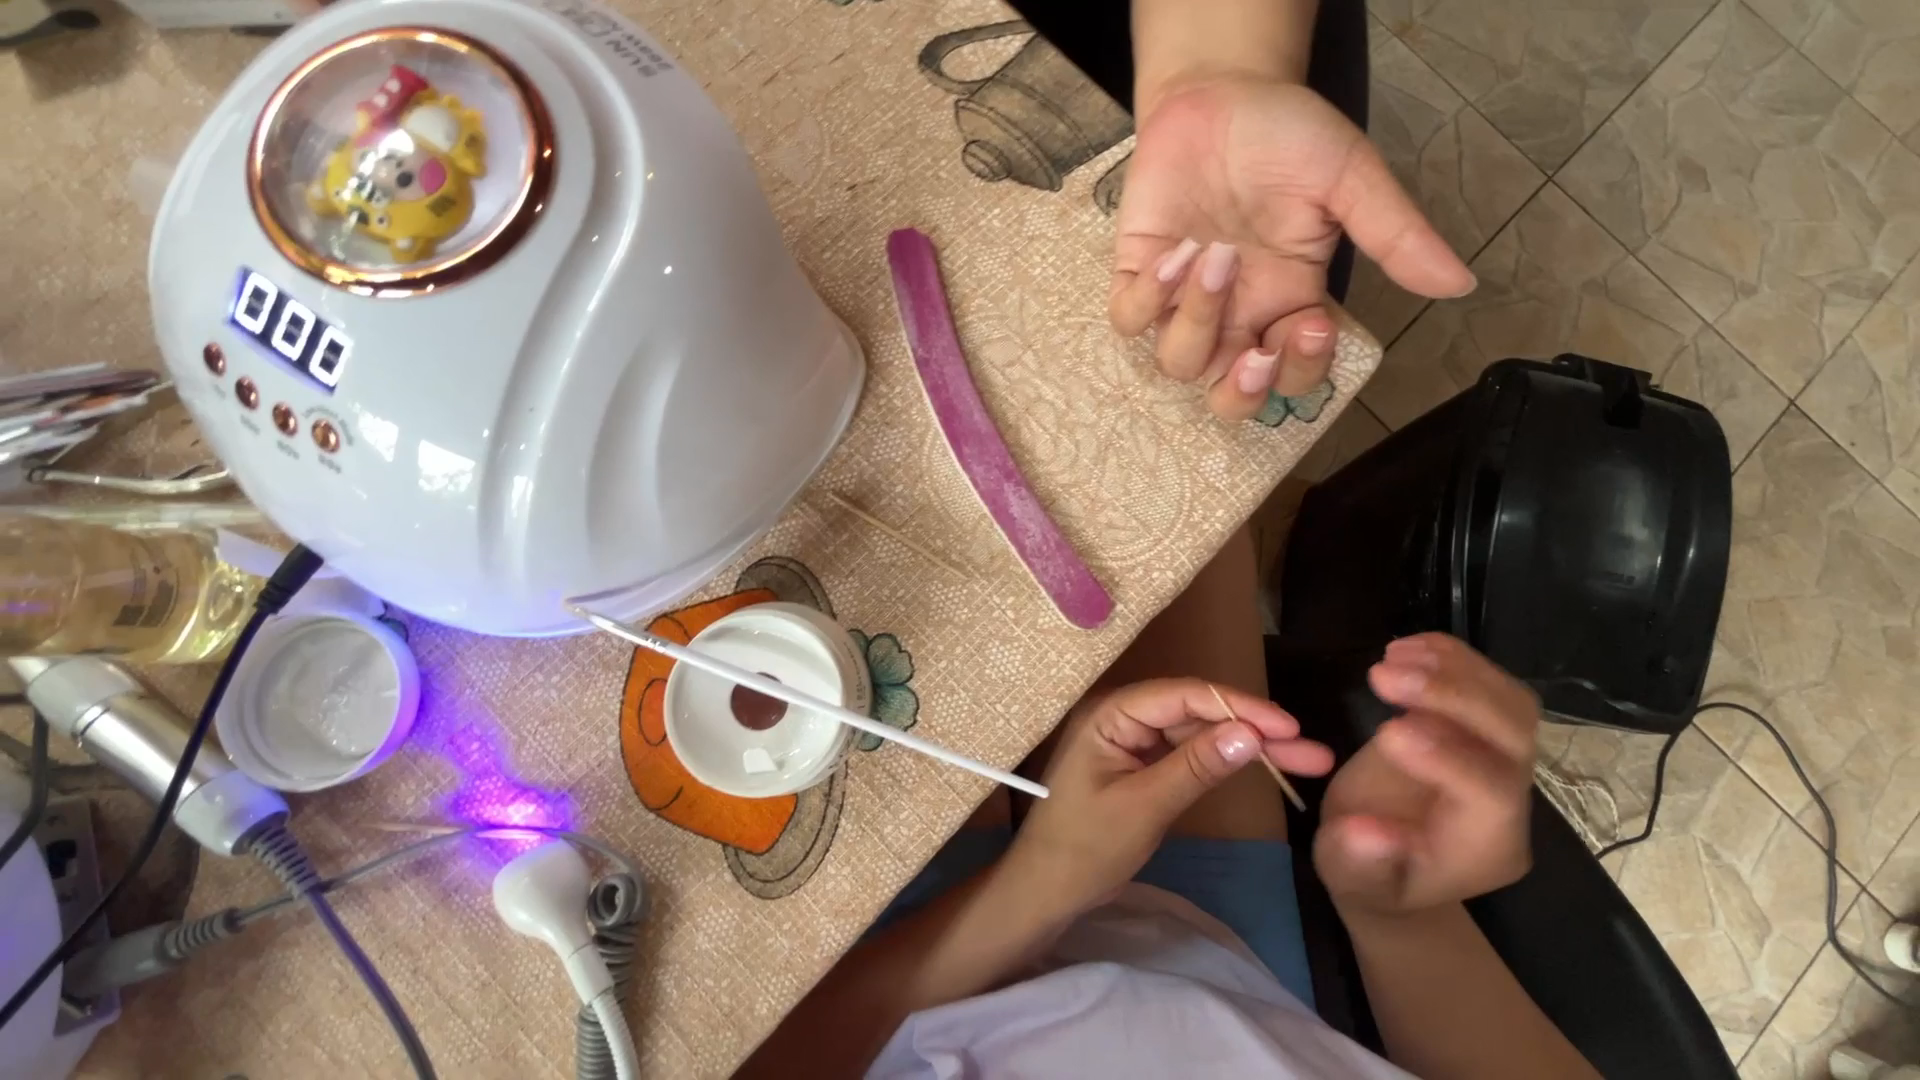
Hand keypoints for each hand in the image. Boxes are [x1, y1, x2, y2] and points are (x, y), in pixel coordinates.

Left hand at [1008, 678, 1333, 917]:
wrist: (1046, 889)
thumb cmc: (1085, 846)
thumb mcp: (1145, 806)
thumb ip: (1196, 766)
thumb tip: (1250, 733)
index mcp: (1110, 714)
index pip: (1182, 696)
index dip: (1238, 707)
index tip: (1289, 727)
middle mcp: (1121, 716)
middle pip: (1196, 712)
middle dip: (1252, 729)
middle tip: (1313, 751)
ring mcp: (1131, 740)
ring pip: (1197, 732)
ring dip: (1245, 745)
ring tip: (1306, 762)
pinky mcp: (1140, 763)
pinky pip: (1186, 753)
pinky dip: (1222, 761)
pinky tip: (1261, 766)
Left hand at [1108, 78, 1475, 421]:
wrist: (1220, 96)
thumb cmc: (1287, 138)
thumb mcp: (1349, 180)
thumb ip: (1395, 234)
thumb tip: (1459, 284)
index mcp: (1287, 304)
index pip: (1294, 372)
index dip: (1301, 368)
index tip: (1311, 323)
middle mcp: (1235, 316)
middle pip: (1228, 396)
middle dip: (1240, 393)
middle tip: (1255, 357)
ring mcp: (1183, 304)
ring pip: (1179, 362)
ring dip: (1198, 320)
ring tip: (1215, 254)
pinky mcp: (1137, 279)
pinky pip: (1130, 322)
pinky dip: (1147, 301)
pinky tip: (1173, 254)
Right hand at [1313, 634, 1538, 917]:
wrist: (1392, 867)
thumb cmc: (1372, 880)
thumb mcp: (1353, 881)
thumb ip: (1360, 862)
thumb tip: (1364, 830)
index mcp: (1486, 843)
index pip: (1492, 792)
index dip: (1450, 757)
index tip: (1388, 731)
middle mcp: (1509, 798)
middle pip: (1513, 735)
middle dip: (1455, 696)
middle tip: (1383, 673)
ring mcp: (1498, 758)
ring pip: (1510, 703)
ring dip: (1455, 669)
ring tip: (1392, 653)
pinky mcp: (1475, 729)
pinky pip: (1488, 685)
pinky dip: (1452, 657)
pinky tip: (1405, 647)